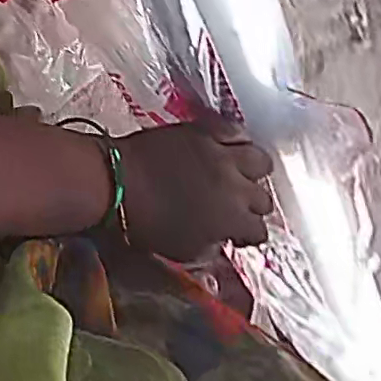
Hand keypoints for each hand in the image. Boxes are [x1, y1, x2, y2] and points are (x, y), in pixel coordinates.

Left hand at [120, 120, 274, 260]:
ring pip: (259, 159)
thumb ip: (212, 247)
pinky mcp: (202, 130)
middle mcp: (235, 184)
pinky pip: (232, 129)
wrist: (118, 180)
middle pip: (262, 197)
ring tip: (239, 173)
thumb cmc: (147, 222)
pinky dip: (235, 138)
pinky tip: (228, 146)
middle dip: (252, 204)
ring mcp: (219, 153)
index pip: (260, 231)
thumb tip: (222, 239)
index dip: (247, 234)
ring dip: (252, 169)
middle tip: (234, 204)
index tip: (235, 233)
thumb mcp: (185, 251)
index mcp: (232, 219)